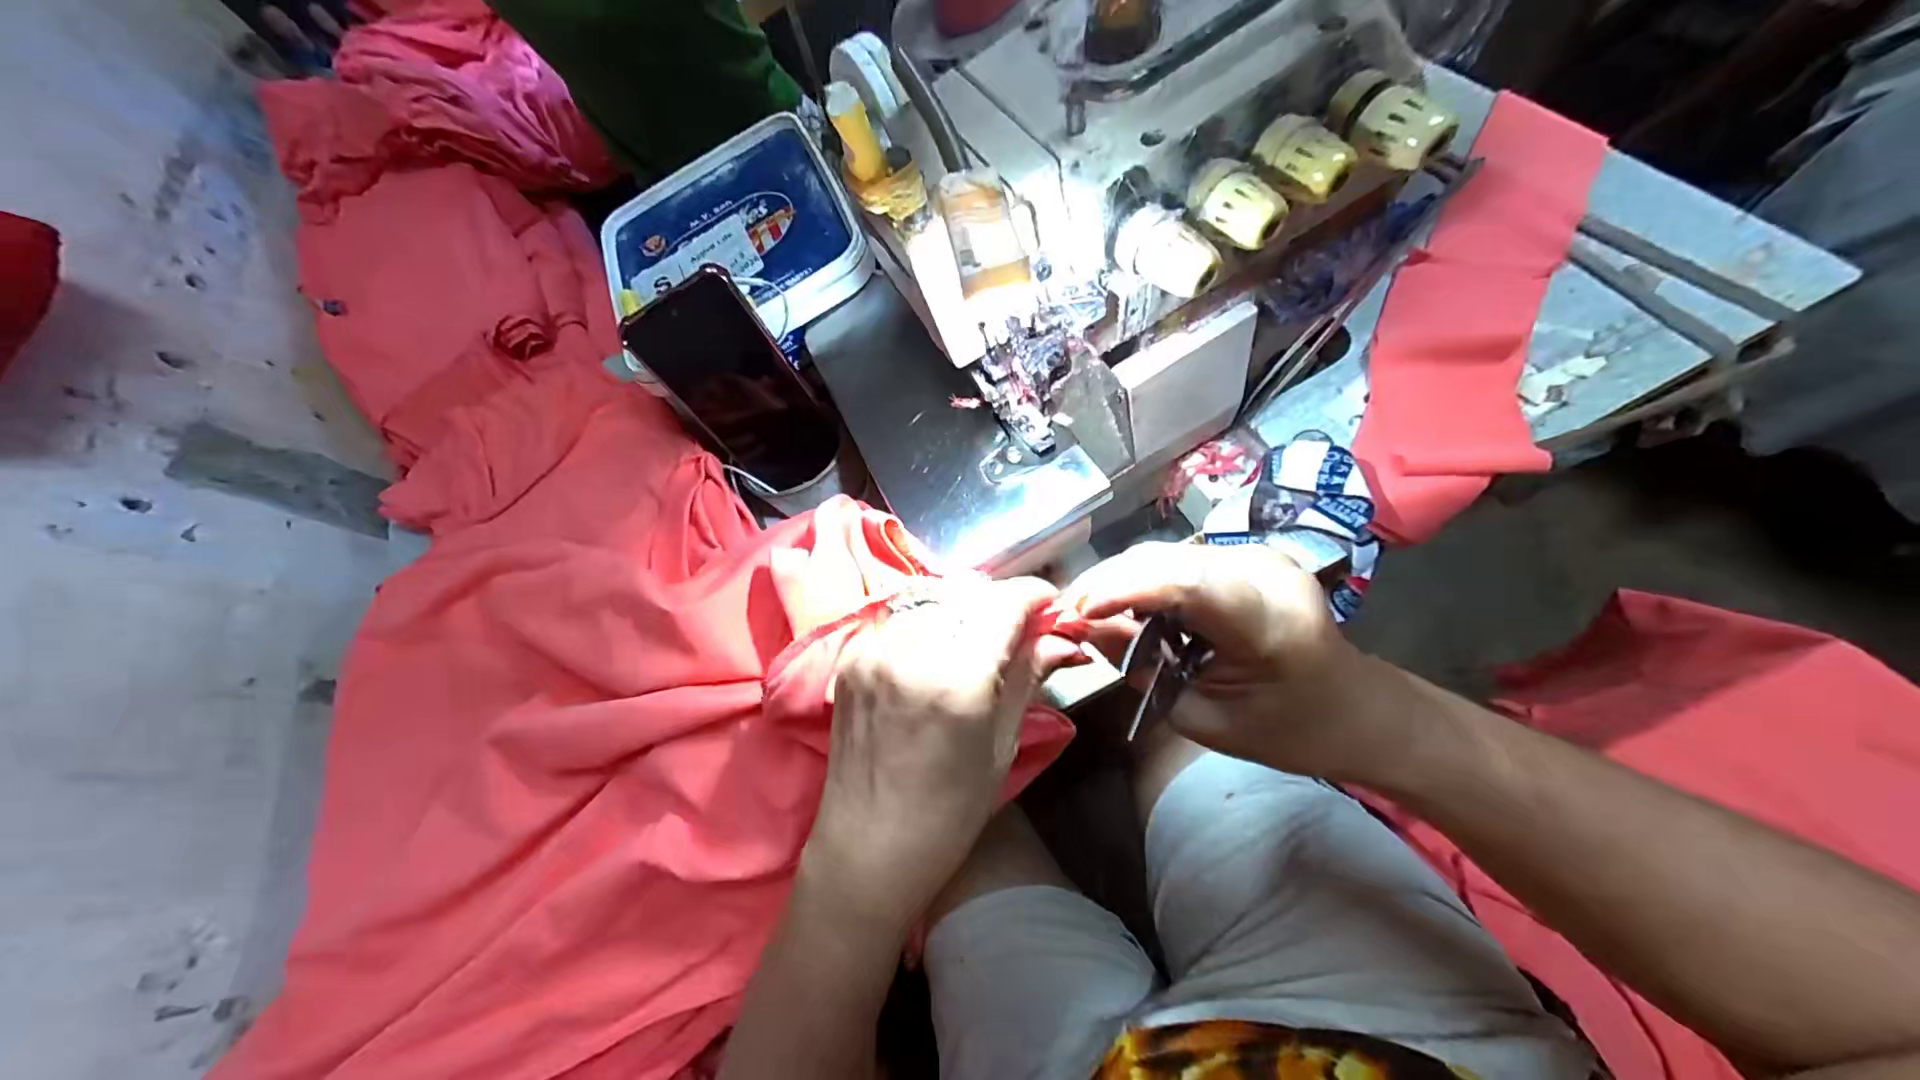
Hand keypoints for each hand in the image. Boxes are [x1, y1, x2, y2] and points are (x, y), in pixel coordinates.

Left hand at [803, 577, 1078, 926]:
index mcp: (955, 680)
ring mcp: (872, 650)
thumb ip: (1027, 677)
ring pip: (932, 596)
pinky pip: (901, 615)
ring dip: (966, 604)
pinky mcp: (851, 657)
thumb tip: (1063, 638)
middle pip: (968, 592)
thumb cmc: (948, 813)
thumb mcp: (1001, 746)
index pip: (1002, 604)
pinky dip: (930, 617)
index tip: (1051, 605)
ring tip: (983, 634)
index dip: (1034, 595)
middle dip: (1002, 601)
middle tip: (1022, 626)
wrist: (866, 846)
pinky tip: (943, 644)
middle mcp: (909, 652)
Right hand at [1061, 542, 1395, 781]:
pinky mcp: (1247, 555)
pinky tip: (1121, 602)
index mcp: (1268, 621)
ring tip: (1084, 610)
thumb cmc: (1287, 729)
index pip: (1185, 584)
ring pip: (1167, 554)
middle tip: (1064, 613)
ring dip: (1120, 578)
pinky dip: (1143, 579)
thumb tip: (1083, 627)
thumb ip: (1141, 668)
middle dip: (1108, 581)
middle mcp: (1265, 571)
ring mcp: (1259, 555)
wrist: (1356, 707)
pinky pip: (1180, 560)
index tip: (1073, 613)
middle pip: (1167, 559)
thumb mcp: (1204, 717)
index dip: (1122, 590)